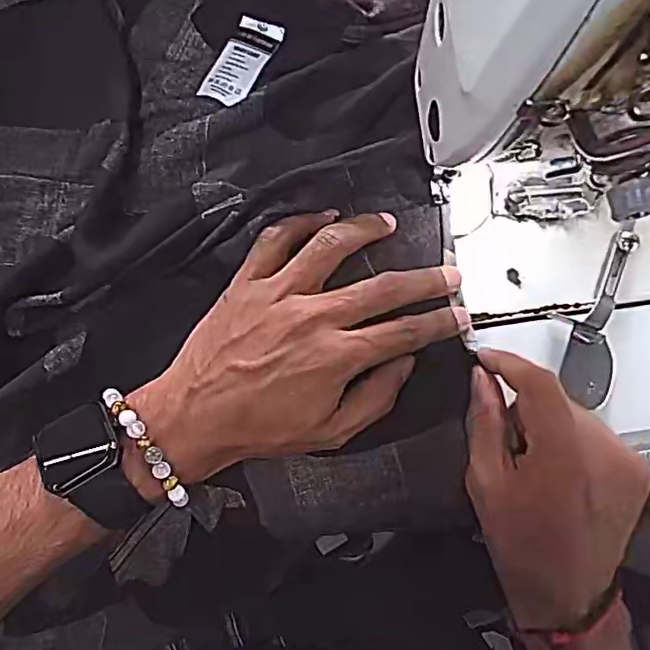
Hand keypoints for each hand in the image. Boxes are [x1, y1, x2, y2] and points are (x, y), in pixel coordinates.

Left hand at [126, 210, 465, 493]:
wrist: (195, 416)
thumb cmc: (254, 427)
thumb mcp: (329, 431)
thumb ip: (375, 398)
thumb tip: (401, 367)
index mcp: (335, 356)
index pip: (404, 330)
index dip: (439, 321)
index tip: (454, 315)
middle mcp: (311, 318)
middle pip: (384, 285)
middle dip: (426, 278)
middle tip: (446, 274)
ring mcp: (278, 295)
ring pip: (332, 245)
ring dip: (367, 230)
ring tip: (386, 225)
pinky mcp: (247, 284)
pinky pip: (276, 240)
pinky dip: (301, 222)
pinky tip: (321, 218)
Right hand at [465, 348, 649, 631]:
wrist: (568, 594)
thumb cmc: (526, 549)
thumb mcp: (486, 483)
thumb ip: (485, 424)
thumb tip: (483, 383)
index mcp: (563, 452)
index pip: (538, 382)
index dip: (508, 363)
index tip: (488, 359)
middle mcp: (603, 450)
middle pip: (557, 397)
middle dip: (526, 409)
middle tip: (506, 443)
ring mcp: (625, 460)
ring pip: (576, 415)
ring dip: (550, 426)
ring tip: (534, 469)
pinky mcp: (636, 470)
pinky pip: (596, 435)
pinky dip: (572, 443)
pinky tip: (559, 476)